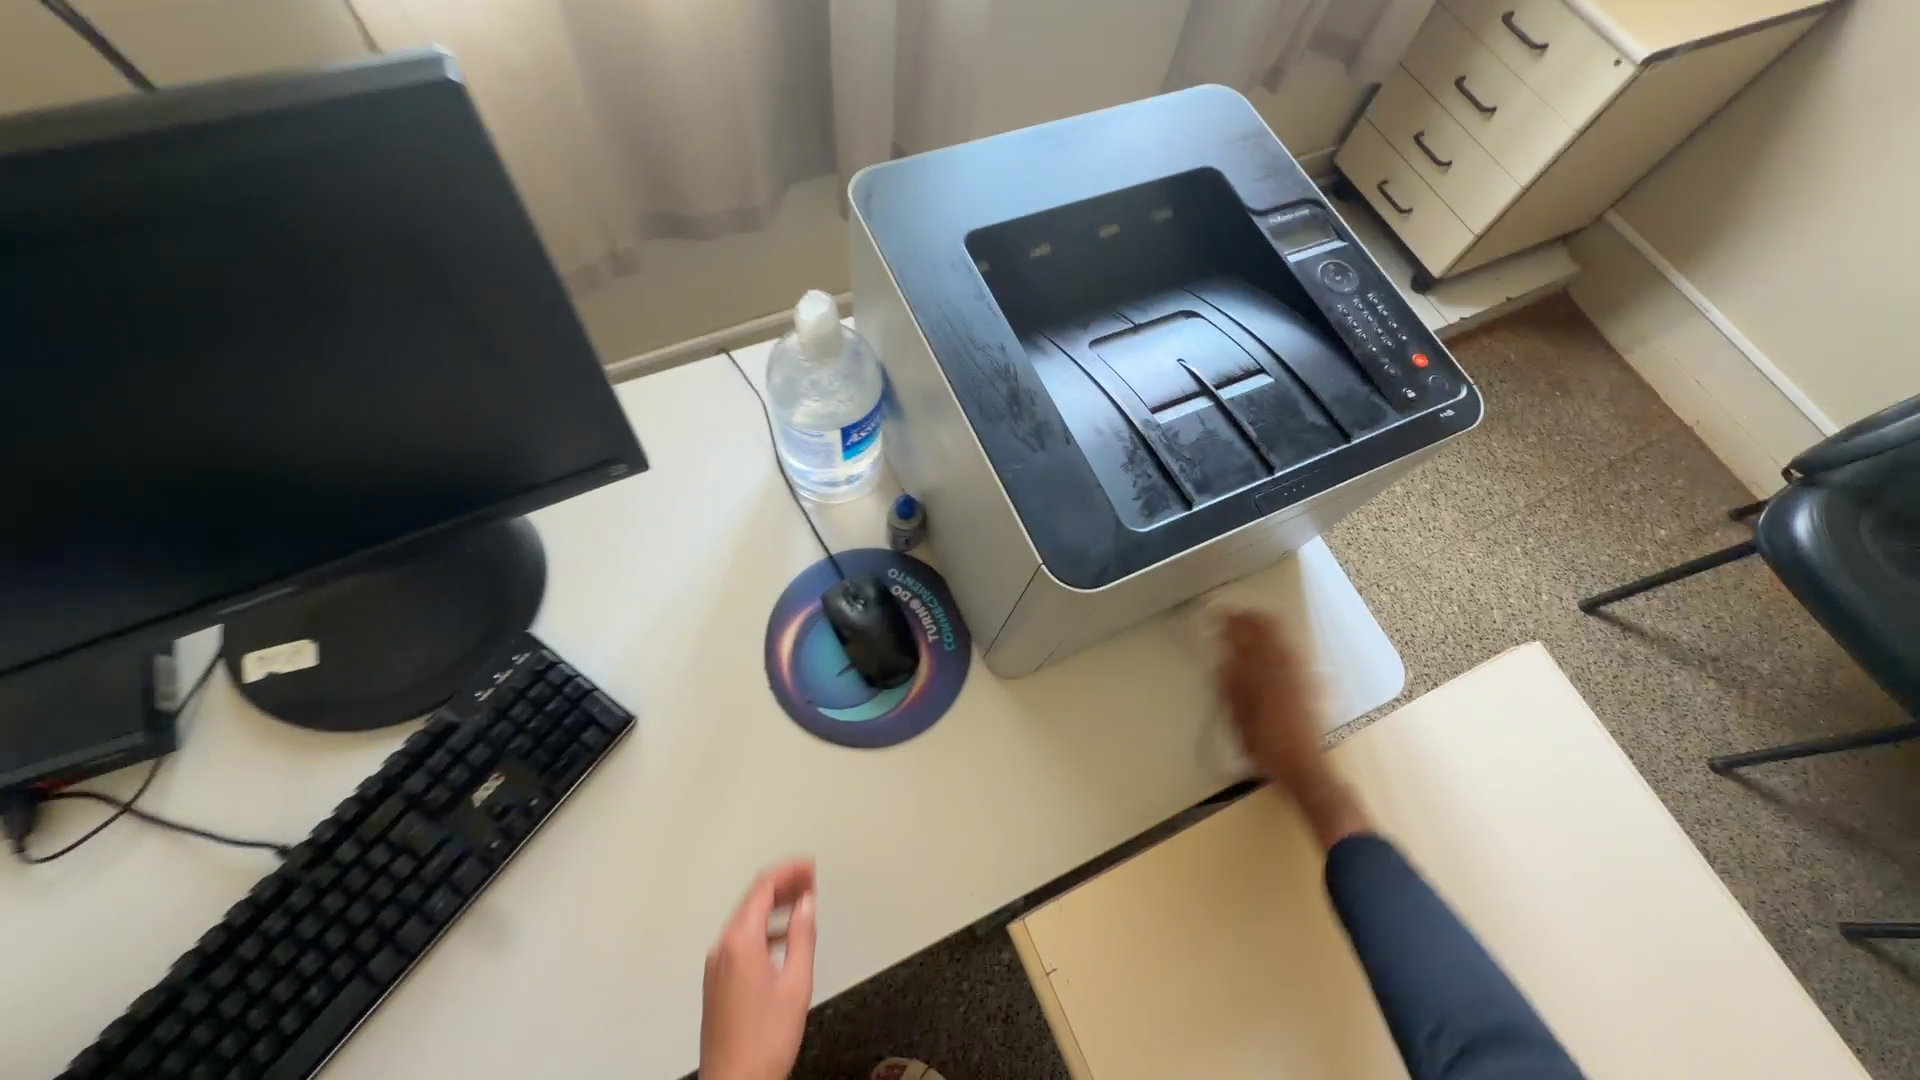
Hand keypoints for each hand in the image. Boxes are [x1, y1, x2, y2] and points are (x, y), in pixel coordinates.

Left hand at [701, 859, 817, 1079]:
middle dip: (782, 884)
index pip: (763, 888)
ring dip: (774, 905)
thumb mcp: (796, 984)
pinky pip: (740, 939)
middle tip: (811, 879)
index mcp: (741, 942)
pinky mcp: (717, 980)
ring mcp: (716, 964)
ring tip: (803, 902)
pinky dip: (763, 928)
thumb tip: (806, 904)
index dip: (788, 871)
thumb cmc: (766, 1039)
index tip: (810, 866)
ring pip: (746, 919)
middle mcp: (723, 947)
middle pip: (752, 899)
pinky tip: (783, 937)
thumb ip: (802, 936)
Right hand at [1215, 610, 1367, 849]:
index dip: (1228, 623)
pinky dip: (1282, 639)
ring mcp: (1300, 674)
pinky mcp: (1311, 682)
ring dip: (1266, 624)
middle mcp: (1283, 668)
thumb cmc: (1265, 746)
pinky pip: (1296, 650)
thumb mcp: (1237, 719)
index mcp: (1261, 675)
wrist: (1303, 767)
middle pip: (1266, 630)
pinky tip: (1278, 641)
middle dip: (1248, 618)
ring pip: (1283, 637)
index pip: (1242, 638)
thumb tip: (1224, 660)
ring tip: (1253, 619)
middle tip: (1233, 613)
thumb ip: (1231, 687)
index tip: (1215, 614)